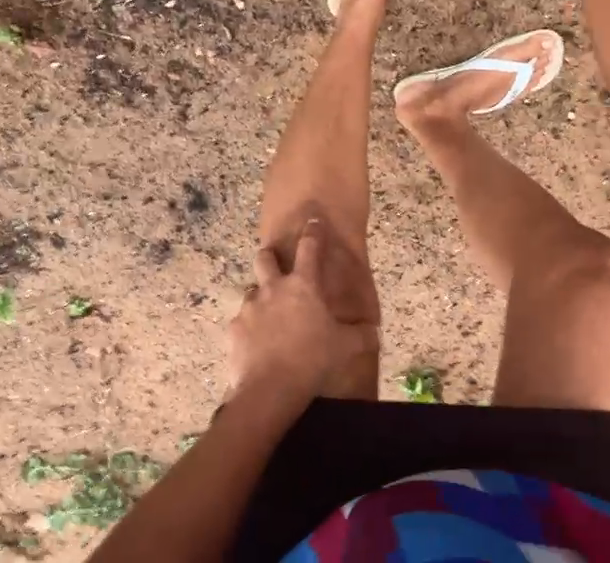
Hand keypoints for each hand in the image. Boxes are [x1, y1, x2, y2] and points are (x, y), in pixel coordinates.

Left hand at [227, 220, 374, 403]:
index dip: (312, 231)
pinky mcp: (234, 329)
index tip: (313, 220)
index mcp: (303, 286)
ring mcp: (250, 308)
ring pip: (252, 292)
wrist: (270, 389)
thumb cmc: (313, 361)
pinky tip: (257, 346)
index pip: (309, 247)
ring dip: (261, 299)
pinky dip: (249, 329)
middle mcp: (273, 289)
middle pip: (265, 258)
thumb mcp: (345, 347)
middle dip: (270, 256)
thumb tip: (375, 331)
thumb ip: (361, 335)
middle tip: (276, 265)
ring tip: (269, 318)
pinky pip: (242, 323)